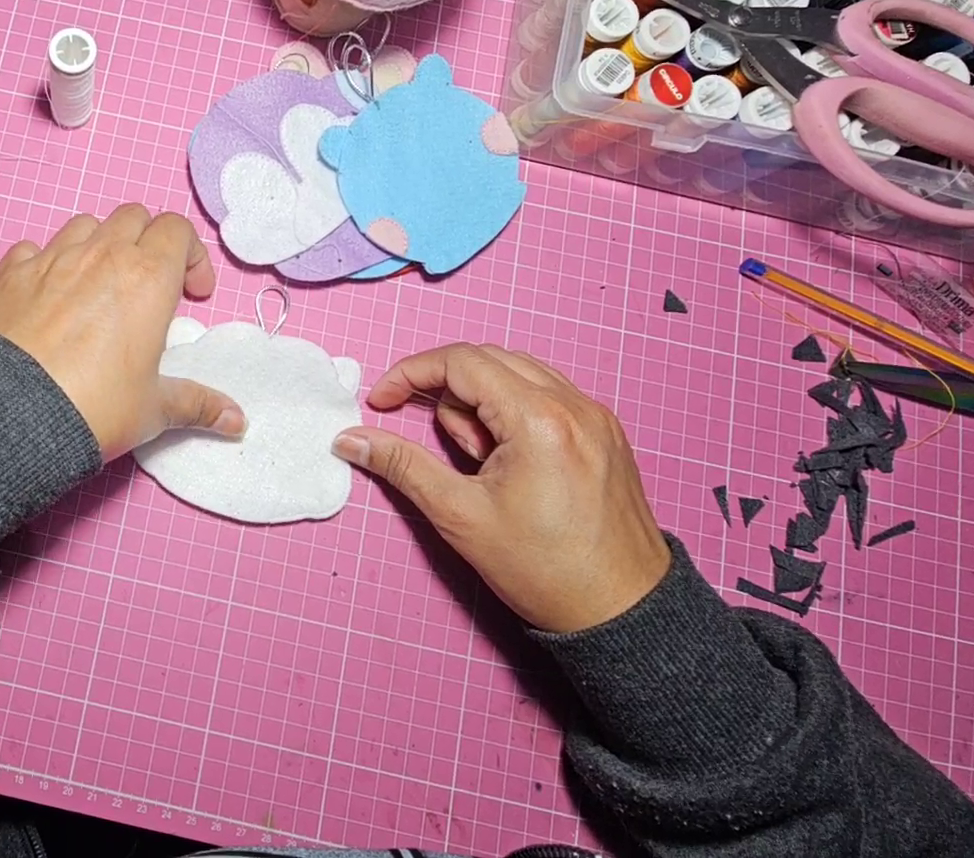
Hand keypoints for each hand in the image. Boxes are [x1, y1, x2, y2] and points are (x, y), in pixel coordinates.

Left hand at [0, 204, 245, 459]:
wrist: (15, 416)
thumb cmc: (95, 407)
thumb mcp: (154, 409)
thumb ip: (198, 404)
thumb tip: (237, 420)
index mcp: (147, 277)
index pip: (177, 230)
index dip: (192, 256)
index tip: (193, 292)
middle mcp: (101, 255)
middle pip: (134, 217)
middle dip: (149, 242)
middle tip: (150, 284)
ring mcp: (52, 259)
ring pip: (85, 225)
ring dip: (100, 244)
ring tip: (100, 284)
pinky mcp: (13, 274)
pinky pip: (32, 248)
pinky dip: (46, 261)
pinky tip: (49, 291)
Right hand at [332, 343, 669, 633]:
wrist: (623, 613)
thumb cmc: (543, 568)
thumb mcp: (458, 514)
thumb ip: (401, 464)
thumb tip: (351, 439)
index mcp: (539, 419)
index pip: (459, 362)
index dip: (409, 374)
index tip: (382, 402)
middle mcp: (574, 405)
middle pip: (485, 360)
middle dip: (446, 393)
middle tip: (444, 448)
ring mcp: (594, 416)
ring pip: (514, 374)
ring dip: (479, 403)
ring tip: (480, 461)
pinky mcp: (603, 432)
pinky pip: (542, 394)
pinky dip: (509, 412)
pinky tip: (506, 458)